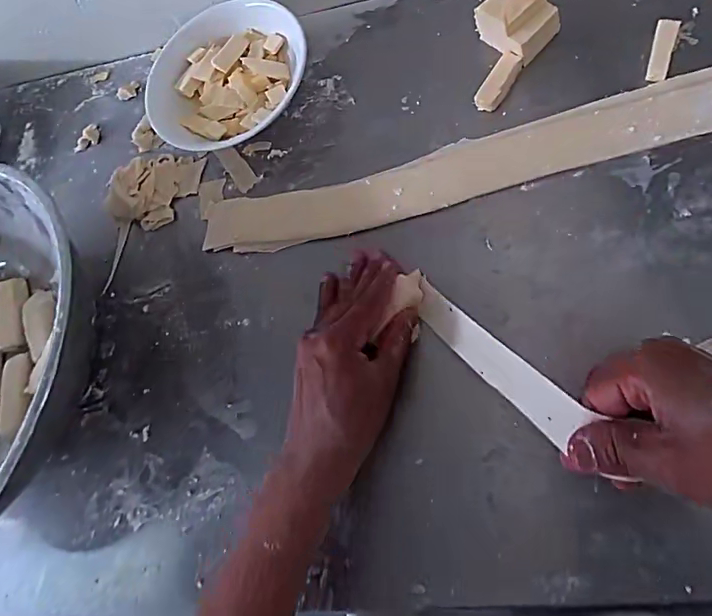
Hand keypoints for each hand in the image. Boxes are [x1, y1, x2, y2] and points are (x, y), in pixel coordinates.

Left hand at [275, 249, 418, 501]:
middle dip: (365, 276)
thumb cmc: (353, 425)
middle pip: (350, 299)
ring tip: (357, 259)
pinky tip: (330, 282)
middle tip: (377, 253)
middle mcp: (319, 334)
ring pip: (334, 305)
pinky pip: (322, 316)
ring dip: (349, 282)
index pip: (368, 303)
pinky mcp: (306, 352)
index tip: (394, 263)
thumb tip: (406, 313)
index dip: (383, 283)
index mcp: (339, 340)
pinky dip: (330, 298)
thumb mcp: (383, 383)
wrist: (313, 459)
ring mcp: (309, 342)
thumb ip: (394, 343)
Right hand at [560, 337, 711, 523]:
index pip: (592, 389)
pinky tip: (694, 456)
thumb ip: (613, 451)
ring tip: (674, 469)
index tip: (602, 462)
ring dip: (645, 433)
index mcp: (649, 363)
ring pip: (643, 397)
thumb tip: (575, 447)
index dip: (592, 428)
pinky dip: (668, 426)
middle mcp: (666, 353)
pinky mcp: (709, 378)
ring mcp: (691, 363)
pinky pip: (669, 397)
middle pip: (615, 389)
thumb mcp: (667, 465)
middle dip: (619, 432)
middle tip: (641, 474)